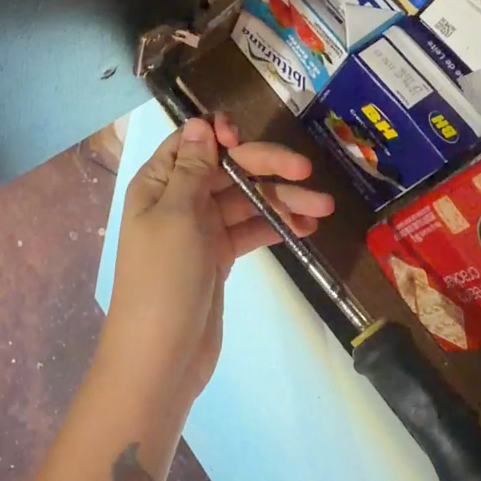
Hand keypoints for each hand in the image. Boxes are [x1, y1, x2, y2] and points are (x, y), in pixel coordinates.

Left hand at [104, 113, 334, 402]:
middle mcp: (177, 200)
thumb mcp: (177, 216)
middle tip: (307, 170)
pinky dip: (275, 225)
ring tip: (324, 206)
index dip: (219, 135)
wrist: (160, 357)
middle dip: (264, 167)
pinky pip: (250, 230)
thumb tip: (198, 124)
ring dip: (280, 199)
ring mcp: (199, 230)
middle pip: (225, 170)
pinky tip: (308, 225)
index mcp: (156, 184)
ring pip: (243, 201)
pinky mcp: (218, 257)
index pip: (190, 144)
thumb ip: (192, 170)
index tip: (245, 136)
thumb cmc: (163, 278)